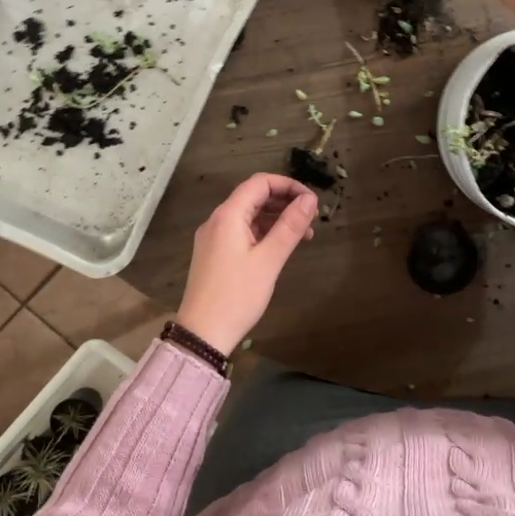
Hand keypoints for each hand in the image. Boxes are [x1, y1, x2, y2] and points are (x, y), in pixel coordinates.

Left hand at [175, 173, 319, 354]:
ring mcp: (214, 237)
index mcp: (228, 216)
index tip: (312, 201)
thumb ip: (290, 226)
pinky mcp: (215, 253)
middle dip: (284, 202)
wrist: (202, 333)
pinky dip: (264, 232)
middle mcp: (217, 220)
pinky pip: (242, 231)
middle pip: (254, 196)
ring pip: (249, 215)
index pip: (260, 183)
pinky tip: (281, 247)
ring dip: (276, 218)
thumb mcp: (269, 260)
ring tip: (304, 235)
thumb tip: (310, 199)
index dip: (288, 185)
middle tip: (311, 219)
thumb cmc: (237, 296)